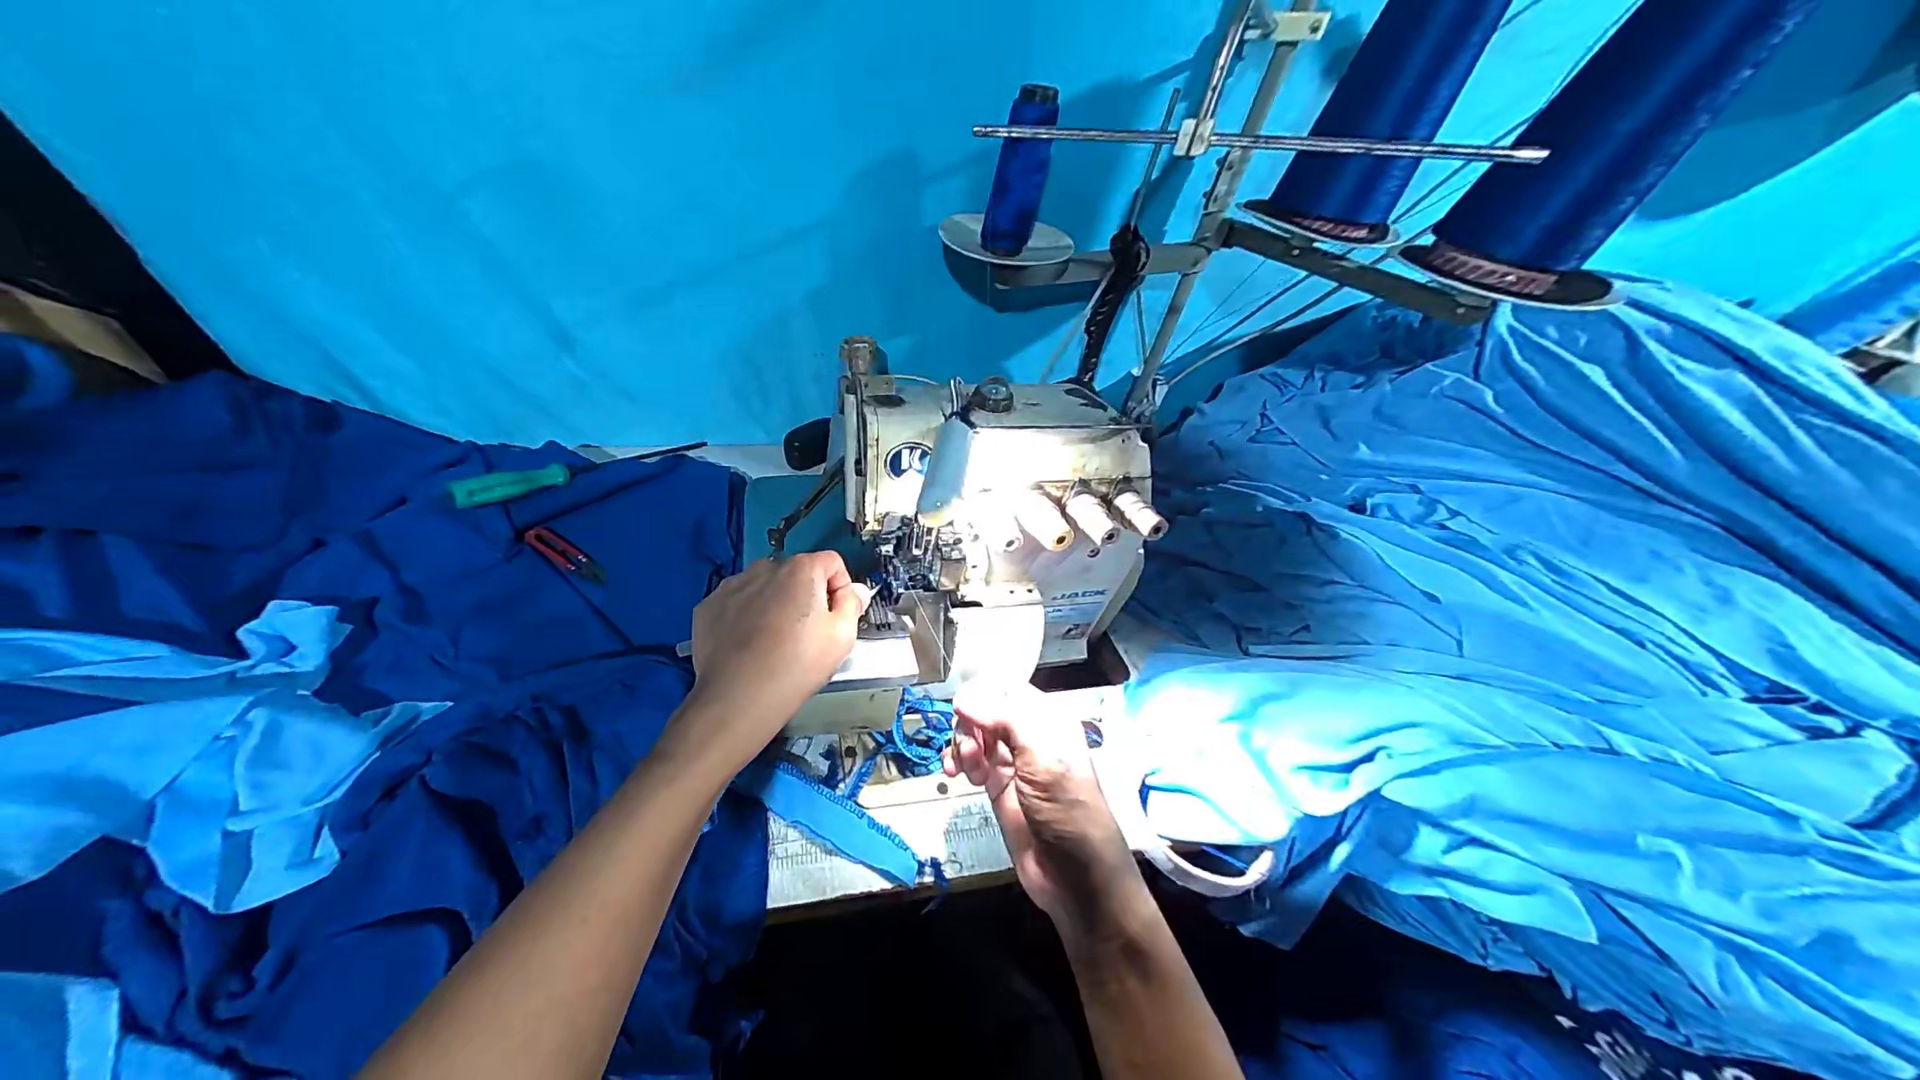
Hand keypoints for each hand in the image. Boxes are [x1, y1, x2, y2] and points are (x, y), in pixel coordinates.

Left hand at [681, 553, 870, 772]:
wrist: (737, 698)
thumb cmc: (795, 666)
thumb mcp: (842, 637)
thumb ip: (852, 604)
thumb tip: (854, 590)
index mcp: (802, 570)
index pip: (832, 562)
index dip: (840, 587)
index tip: (836, 614)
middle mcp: (765, 568)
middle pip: (796, 573)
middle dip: (805, 595)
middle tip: (807, 632)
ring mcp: (732, 586)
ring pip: (764, 587)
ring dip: (774, 603)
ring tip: (775, 641)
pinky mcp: (709, 606)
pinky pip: (737, 602)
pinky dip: (745, 616)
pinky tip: (750, 645)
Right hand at [943, 683, 1144, 936]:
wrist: (1074, 875)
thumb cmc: (1067, 810)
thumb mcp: (1043, 757)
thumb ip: (1005, 719)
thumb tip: (964, 698)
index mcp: (1048, 719)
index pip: (1007, 688)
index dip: (982, 694)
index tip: (964, 711)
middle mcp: (1029, 735)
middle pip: (986, 709)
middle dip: (970, 723)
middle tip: (970, 749)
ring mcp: (1012, 760)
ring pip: (975, 733)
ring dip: (962, 743)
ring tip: (966, 767)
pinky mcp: (997, 785)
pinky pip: (970, 759)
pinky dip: (959, 761)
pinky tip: (959, 774)